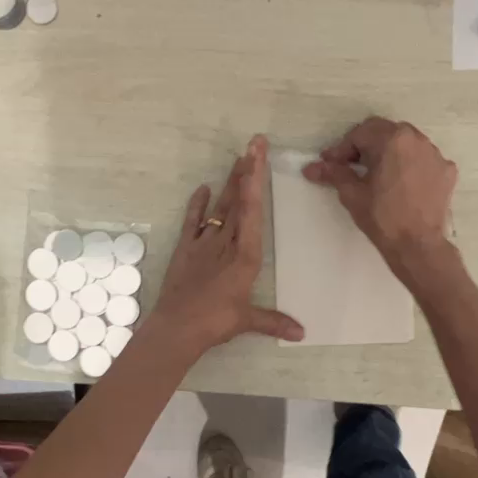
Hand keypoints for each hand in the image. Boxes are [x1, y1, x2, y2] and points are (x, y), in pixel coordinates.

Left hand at [148, 135, 304, 354]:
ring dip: (229, 184)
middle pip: (238, 202)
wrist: (176, 327)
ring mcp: (203, 245)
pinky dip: (198, 206)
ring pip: (220, 208)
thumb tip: (302, 334)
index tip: (257, 156)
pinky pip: (193, 222)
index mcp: (245, 257)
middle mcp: (226, 244)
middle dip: (247, 172)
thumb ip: (274, 322)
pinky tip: (203, 189)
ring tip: (238, 159)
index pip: (252, 211)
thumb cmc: (215, 322)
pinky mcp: (184, 251)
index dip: (255, 181)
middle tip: (253, 143)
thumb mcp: (247, 321)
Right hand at [303, 117, 458, 275]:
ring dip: (389, 153)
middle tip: (352, 166)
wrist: (418, 245)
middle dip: (366, 146)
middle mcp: (417, 139)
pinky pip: (423, 159)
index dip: (342, 148)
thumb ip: (334, 174)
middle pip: (385, 132)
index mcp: (392, 140)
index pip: (360, 133)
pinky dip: (410, 166)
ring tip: (378, 174)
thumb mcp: (353, 194)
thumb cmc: (382, 218)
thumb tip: (310, 167)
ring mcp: (435, 154)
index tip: (330, 164)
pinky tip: (401, 184)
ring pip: (406, 143)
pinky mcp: (447, 171)